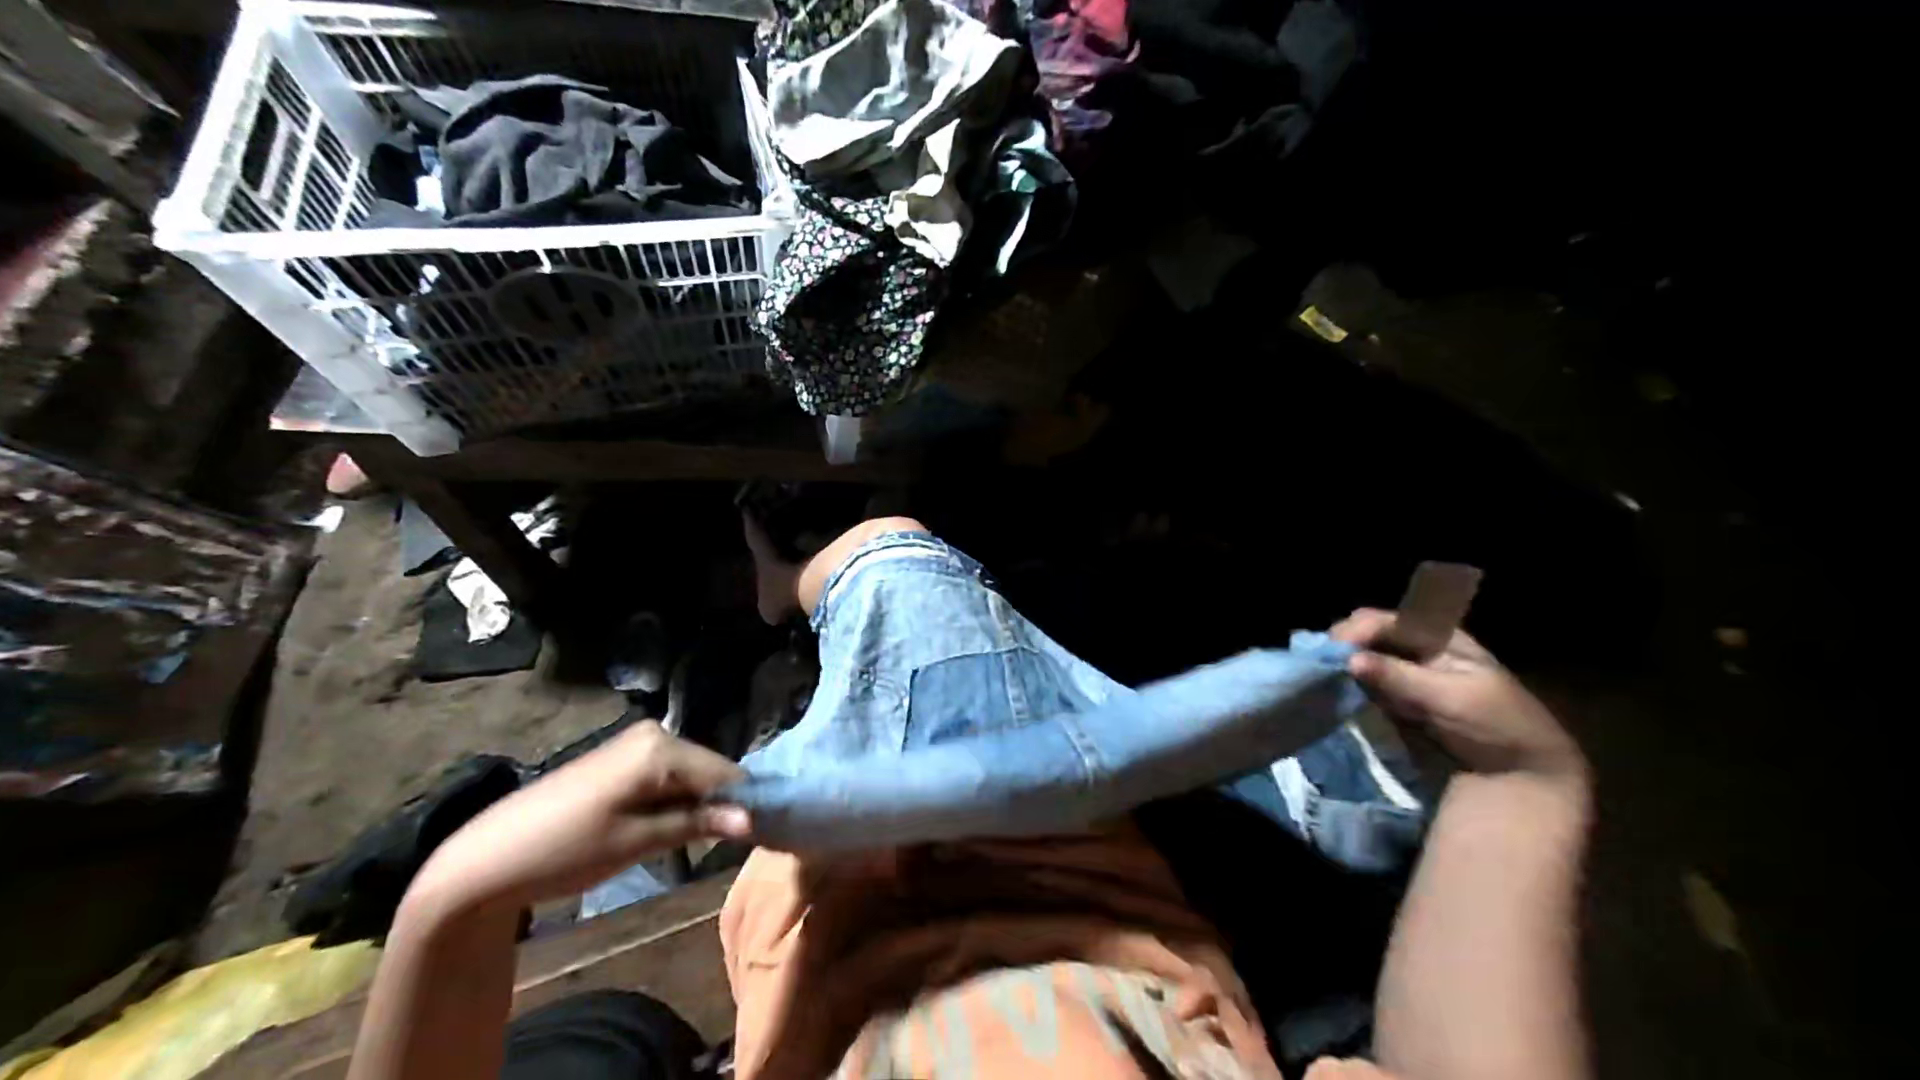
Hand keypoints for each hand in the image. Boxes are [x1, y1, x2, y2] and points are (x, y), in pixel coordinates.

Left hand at [408, 721, 751, 913]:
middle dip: (722, 803)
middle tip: (732, 844)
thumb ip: (697, 824)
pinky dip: (677, 799)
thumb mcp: (637, 841)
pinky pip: (668, 774)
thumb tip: (753, 820)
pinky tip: (673, 826)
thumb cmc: (564, 850)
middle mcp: (653, 733)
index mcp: (660, 748)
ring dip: (700, 804)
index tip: (765, 833)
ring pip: (689, 773)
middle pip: (708, 769)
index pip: (724, 772)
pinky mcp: (623, 757)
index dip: (746, 804)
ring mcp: (636, 742)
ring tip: (705, 840)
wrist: (486, 858)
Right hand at [1331, 608, 1585, 781]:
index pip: (1385, 620)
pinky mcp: (1395, 696)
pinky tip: (1330, 689)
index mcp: (1437, 635)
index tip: (1334, 652)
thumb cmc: (1499, 725)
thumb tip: (1348, 660)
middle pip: (1365, 633)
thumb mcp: (1452, 698)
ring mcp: (1403, 671)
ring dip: (1338, 665)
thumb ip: (1399, 677)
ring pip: (1359, 656)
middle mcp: (1415, 647)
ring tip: (1318, 677)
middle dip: (1341, 646)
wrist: (1523, 772)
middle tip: (1319, 665)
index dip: (1356, 631)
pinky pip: (1362, 682)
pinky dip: (1345, 684)